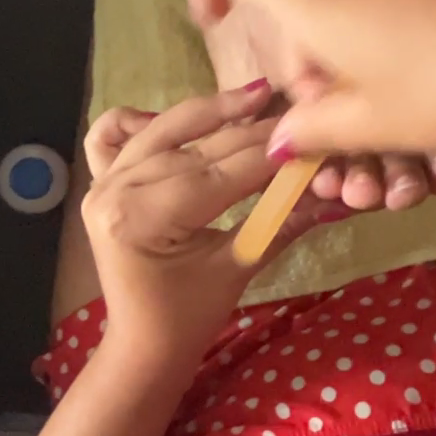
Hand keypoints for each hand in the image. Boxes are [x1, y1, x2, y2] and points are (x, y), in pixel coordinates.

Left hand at [82, 81, 350, 359]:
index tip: (311, 136)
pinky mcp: (99, 181)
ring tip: (256, 94)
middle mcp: (114, 191)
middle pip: (195, 149)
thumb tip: (335, 194)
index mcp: (141, 220)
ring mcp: (101, 182)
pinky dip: (143, 120)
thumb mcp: (238, 269)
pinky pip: (112, 134)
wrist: (144, 342)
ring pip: (162, 132)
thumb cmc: (190, 317)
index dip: (268, 155)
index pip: (218, 176)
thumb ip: (280, 223)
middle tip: (296, 113)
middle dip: (250, 133)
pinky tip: (178, 119)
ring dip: (211, 113)